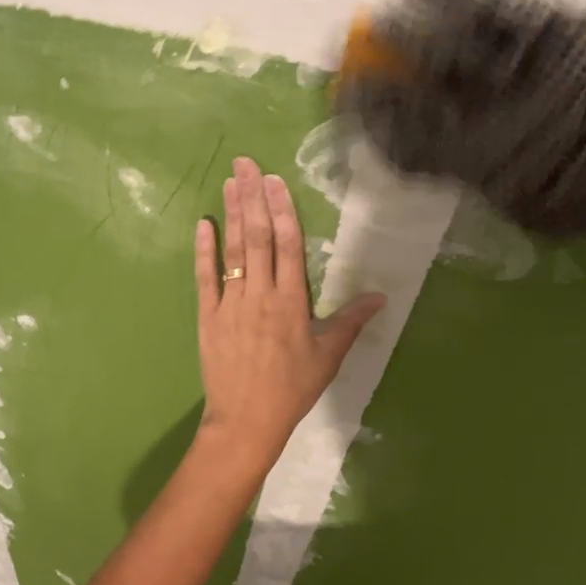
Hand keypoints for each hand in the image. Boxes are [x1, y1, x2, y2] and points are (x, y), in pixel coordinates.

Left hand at [193, 156, 384, 465]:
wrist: (246, 421)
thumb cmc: (292, 390)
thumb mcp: (328, 357)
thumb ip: (350, 321)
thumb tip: (382, 296)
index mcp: (292, 302)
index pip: (287, 245)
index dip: (280, 209)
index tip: (274, 180)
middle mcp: (261, 295)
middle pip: (257, 237)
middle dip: (251, 197)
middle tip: (245, 164)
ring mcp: (231, 304)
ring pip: (232, 251)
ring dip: (230, 214)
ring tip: (229, 182)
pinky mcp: (208, 317)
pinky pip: (205, 278)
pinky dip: (203, 251)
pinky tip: (203, 224)